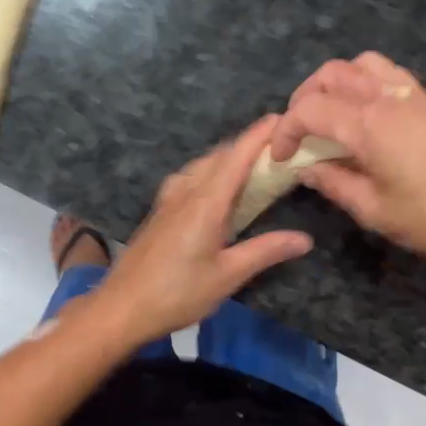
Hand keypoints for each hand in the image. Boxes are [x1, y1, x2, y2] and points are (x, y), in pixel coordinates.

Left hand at [84, 115, 313, 346]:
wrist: (121, 308)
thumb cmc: (177, 293)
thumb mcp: (227, 276)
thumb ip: (265, 251)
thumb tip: (305, 239)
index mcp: (205, 202)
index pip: (236, 156)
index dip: (259, 135)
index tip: (283, 118)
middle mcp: (185, 192)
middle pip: (219, 156)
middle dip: (247, 145)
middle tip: (278, 147)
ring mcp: (168, 201)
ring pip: (201, 166)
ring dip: (227, 158)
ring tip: (252, 165)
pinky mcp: (160, 213)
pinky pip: (189, 179)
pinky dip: (210, 173)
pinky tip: (216, 190)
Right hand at [269, 52, 425, 269]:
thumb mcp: (375, 210)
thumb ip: (335, 184)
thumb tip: (308, 169)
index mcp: (368, 123)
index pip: (309, 109)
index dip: (285, 131)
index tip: (279, 159)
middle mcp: (388, 97)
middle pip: (332, 74)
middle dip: (305, 99)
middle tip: (300, 135)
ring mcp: (414, 95)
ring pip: (362, 65)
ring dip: (336, 84)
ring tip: (332, 118)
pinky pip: (389, 75)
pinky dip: (365, 85)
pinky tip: (369, 120)